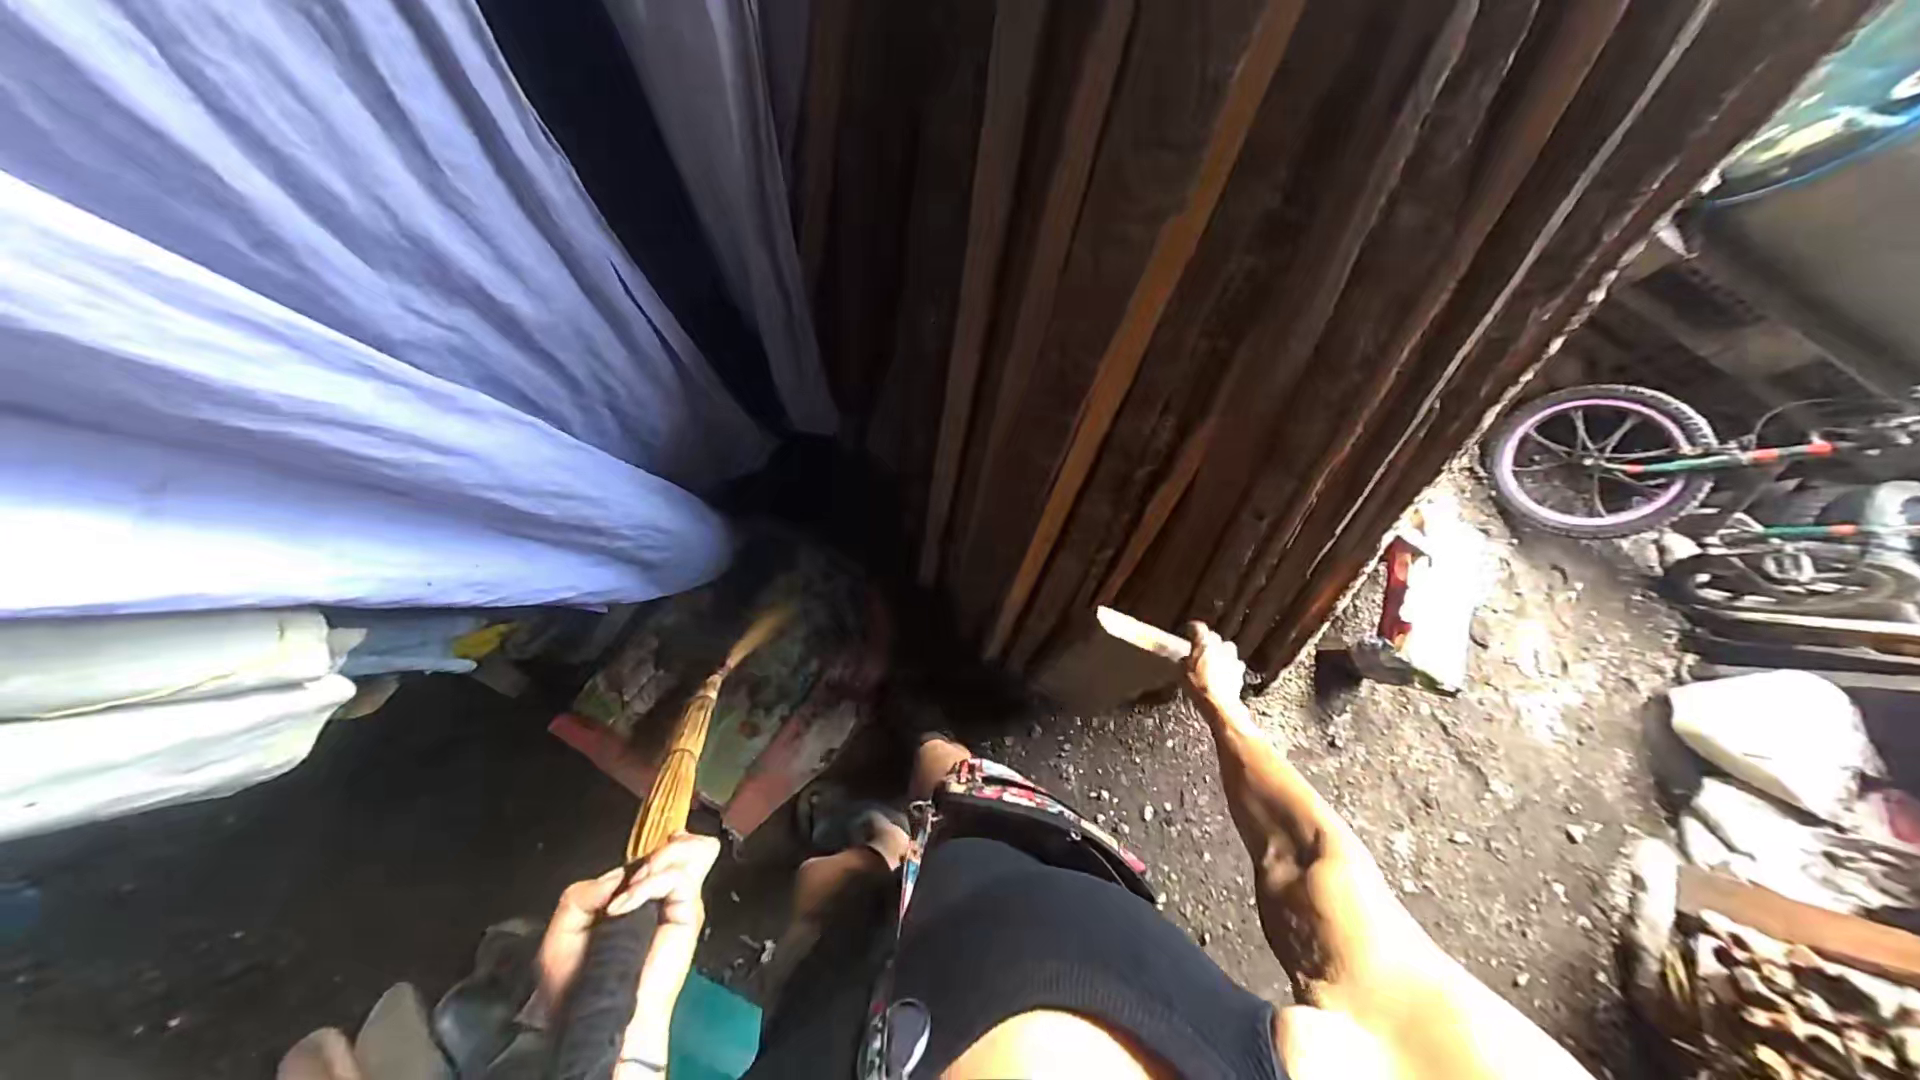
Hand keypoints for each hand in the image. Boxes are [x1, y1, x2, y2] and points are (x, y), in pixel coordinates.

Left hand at [521, 832, 721, 1028]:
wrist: (599, 1020)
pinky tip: (624, 905)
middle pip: (683, 846)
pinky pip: (675, 879)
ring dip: (656, 861)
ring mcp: (678, 904)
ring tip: (634, 883)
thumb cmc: (577, 986)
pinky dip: (648, 884)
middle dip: (664, 847)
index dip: (655, 847)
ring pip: (684, 854)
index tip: (643, 856)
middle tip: (642, 868)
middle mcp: (663, 897)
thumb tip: (618, 875)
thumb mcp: (560, 934)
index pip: (659, 855)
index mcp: (639, 899)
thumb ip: (580, 895)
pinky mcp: (688, 914)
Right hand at [1182, 621, 1246, 706]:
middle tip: (1199, 649)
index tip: (1188, 631)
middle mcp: (1220, 646)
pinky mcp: (1240, 669)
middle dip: (1207, 641)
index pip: (1198, 627)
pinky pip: (1233, 662)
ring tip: (1212, 661)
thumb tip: (1186, 659)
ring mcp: (1232, 657)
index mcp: (1204, 642)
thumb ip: (1184, 660)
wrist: (1219, 703)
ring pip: (1226, 648)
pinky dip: (1228, 665)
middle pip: (1213, 637)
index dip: (1192, 628)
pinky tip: (1222, 674)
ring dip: (1220, 652)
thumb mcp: (1181, 672)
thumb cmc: (1198, 685)